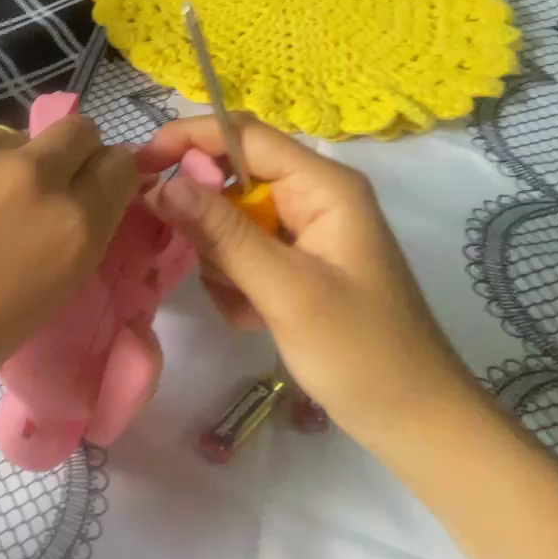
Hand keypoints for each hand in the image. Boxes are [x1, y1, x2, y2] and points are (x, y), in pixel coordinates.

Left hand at [0, 117, 139, 427]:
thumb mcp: (48, 294)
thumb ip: (70, 235)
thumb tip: (69, 198)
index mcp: (75, 223)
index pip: (118, 165)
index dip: (104, 177)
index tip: (86, 190)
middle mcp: (33, 174)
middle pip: (76, 130)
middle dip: (68, 152)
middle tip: (33, 188)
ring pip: (7, 141)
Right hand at [138, 117, 479, 449]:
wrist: (417, 424)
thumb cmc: (362, 353)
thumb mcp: (286, 291)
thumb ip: (223, 233)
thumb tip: (162, 184)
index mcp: (322, 186)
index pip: (241, 134)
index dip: (187, 139)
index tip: (140, 167)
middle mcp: (311, 195)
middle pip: (229, 175)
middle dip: (203, 214)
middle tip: (198, 258)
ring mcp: (303, 229)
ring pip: (227, 215)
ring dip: (218, 256)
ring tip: (243, 302)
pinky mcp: (294, 259)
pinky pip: (238, 248)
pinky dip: (231, 277)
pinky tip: (251, 316)